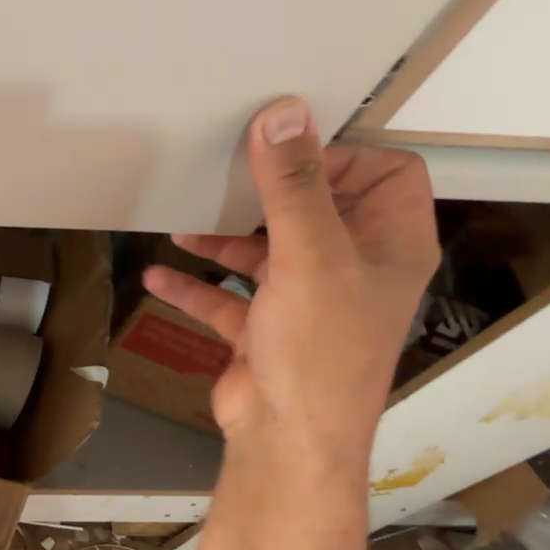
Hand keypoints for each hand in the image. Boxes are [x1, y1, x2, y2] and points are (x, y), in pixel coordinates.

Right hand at [145, 96, 439, 459]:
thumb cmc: (318, 346)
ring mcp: (306, 304)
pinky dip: (196, 288)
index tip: (283, 155)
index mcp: (391, 244)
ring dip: (224, 241)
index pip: (385, 175)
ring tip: (181, 226)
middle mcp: (353, 270)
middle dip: (268, 196)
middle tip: (225, 178)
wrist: (287, 437)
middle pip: (317, 212)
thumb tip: (281, 112)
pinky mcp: (264, 334)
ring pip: (266, 256)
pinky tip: (159, 277)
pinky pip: (228, 300)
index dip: (341, 157)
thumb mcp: (308, 255)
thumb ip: (292, 186)